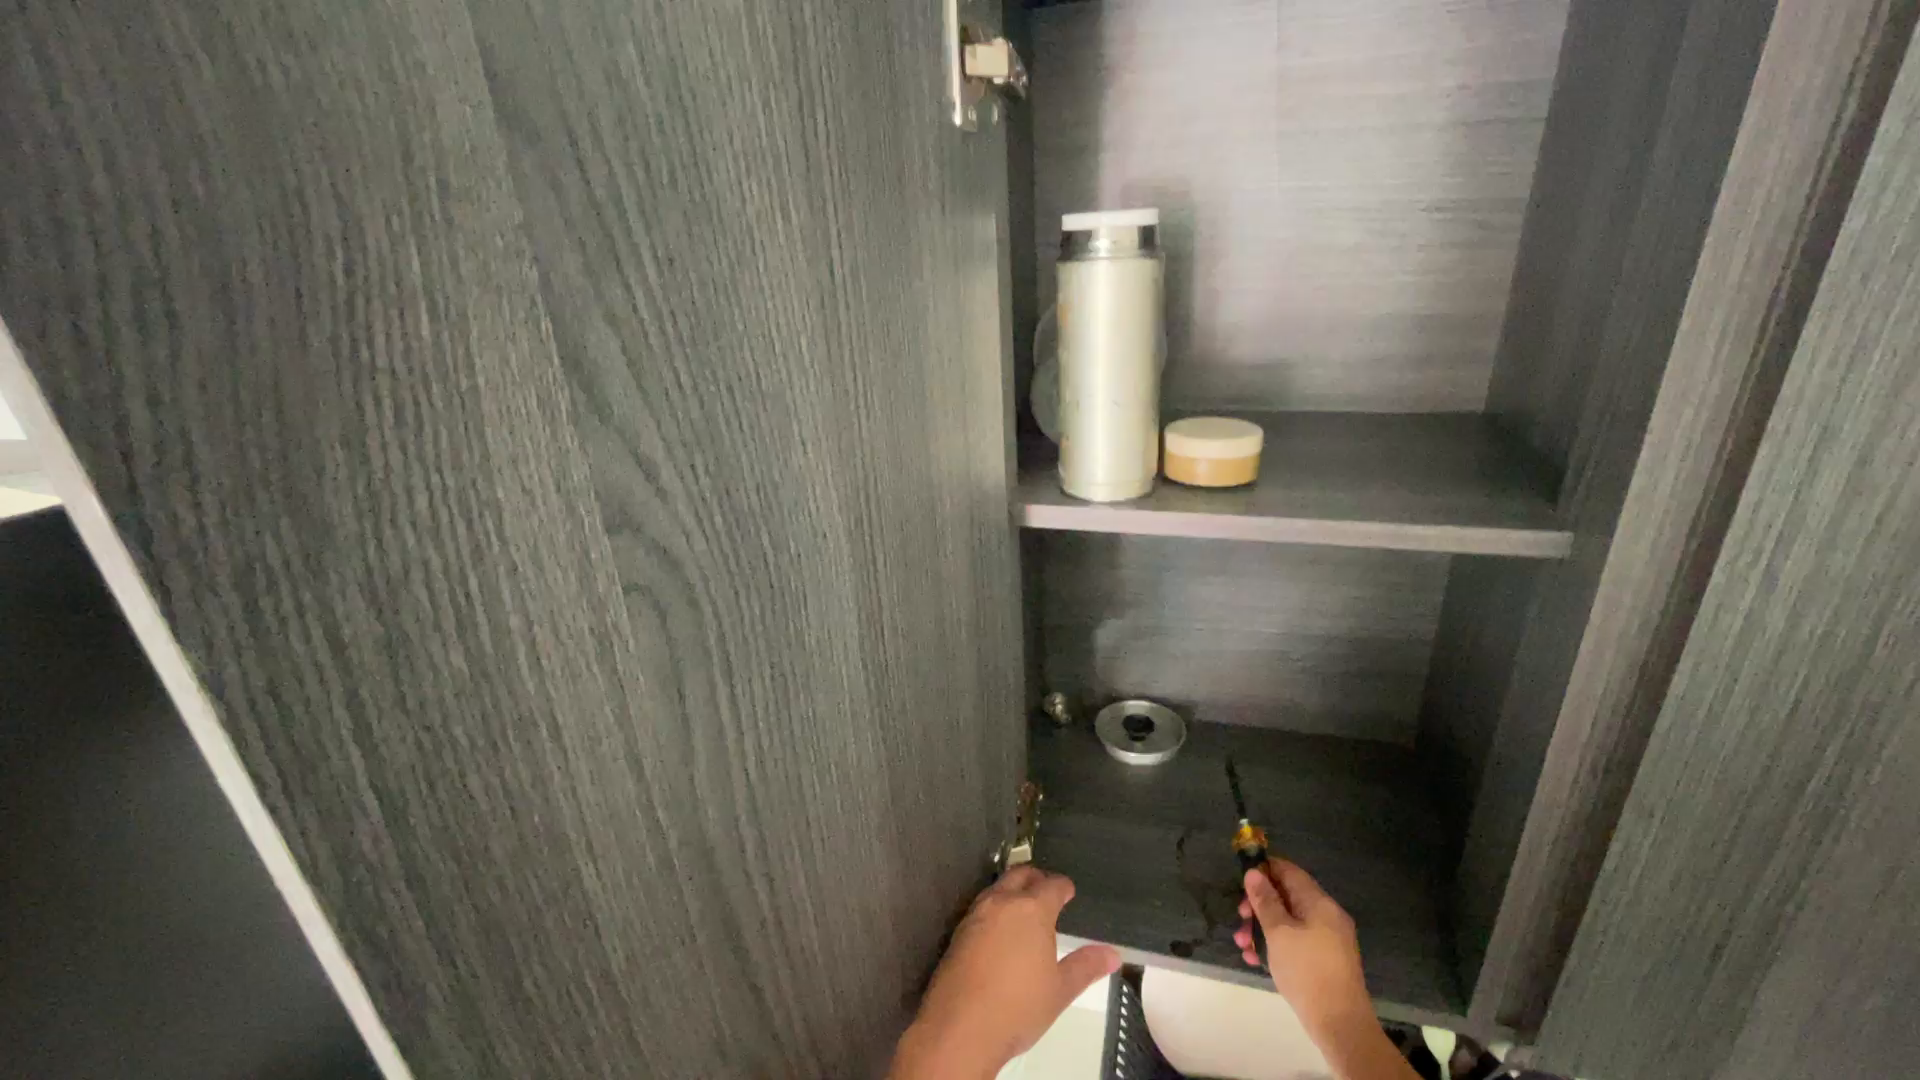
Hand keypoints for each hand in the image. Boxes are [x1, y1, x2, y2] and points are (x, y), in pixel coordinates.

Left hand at [890, 867, 1120, 1079]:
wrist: (960, 1027)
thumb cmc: (1018, 1006)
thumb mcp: (1060, 989)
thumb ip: (1086, 966)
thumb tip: (1113, 954)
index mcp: (1031, 909)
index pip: (1052, 885)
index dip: (1064, 887)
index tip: (1069, 892)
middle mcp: (1002, 903)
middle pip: (1020, 875)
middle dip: (1036, 878)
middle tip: (1046, 890)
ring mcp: (976, 915)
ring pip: (997, 888)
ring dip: (1012, 891)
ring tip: (1024, 909)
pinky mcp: (958, 932)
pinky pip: (981, 908)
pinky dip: (994, 909)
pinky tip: (999, 931)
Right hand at [1234, 858, 1370, 1040]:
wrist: (1339, 1023)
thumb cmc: (1306, 970)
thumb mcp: (1278, 932)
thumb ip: (1265, 900)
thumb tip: (1254, 872)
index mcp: (1319, 903)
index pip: (1288, 871)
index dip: (1264, 870)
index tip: (1240, 881)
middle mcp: (1326, 916)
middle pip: (1286, 897)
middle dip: (1258, 906)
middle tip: (1240, 919)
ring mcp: (1327, 939)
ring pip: (1287, 922)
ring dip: (1262, 928)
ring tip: (1243, 946)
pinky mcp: (1324, 960)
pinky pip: (1295, 941)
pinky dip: (1275, 945)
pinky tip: (1255, 959)